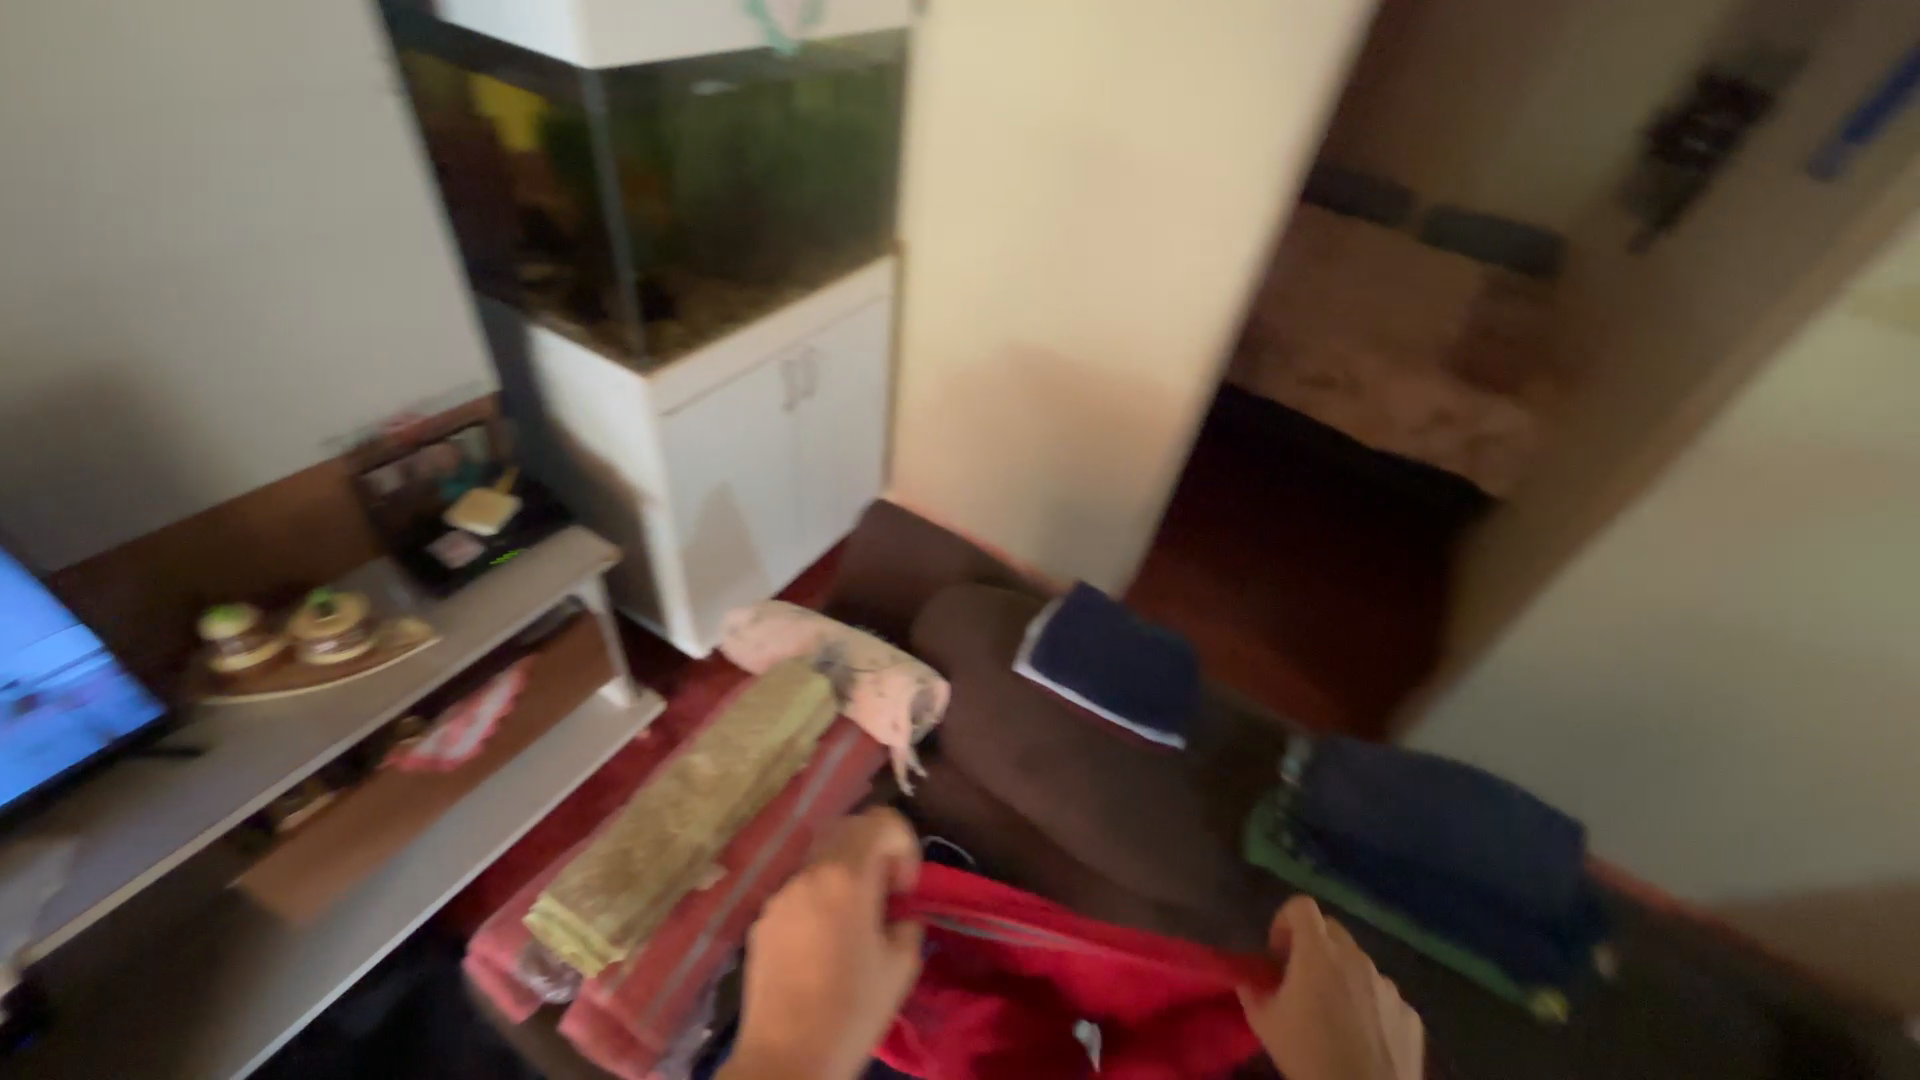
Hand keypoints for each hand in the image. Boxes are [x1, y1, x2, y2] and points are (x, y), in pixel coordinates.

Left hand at [722, 808, 924, 1079]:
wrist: (784, 1061)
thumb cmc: (851, 1011)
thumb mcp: (900, 966)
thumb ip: (906, 922)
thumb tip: (897, 913)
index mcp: (847, 876)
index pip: (882, 820)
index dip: (904, 845)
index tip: (903, 889)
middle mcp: (810, 873)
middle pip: (849, 827)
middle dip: (875, 850)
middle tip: (885, 895)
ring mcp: (780, 895)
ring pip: (821, 861)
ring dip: (845, 876)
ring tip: (853, 927)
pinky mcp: (762, 921)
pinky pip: (799, 892)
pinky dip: (819, 901)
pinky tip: (821, 950)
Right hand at [1239, 896, 1423, 1079]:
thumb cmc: (1310, 1057)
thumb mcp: (1264, 1024)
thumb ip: (1252, 992)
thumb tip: (1248, 981)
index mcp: (1318, 952)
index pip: (1302, 906)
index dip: (1285, 920)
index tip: (1278, 953)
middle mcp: (1356, 959)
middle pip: (1332, 931)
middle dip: (1313, 946)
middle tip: (1301, 980)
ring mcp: (1388, 986)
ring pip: (1359, 965)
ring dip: (1342, 977)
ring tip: (1334, 1016)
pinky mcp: (1411, 1015)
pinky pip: (1384, 997)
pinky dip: (1370, 1007)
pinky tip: (1363, 1040)